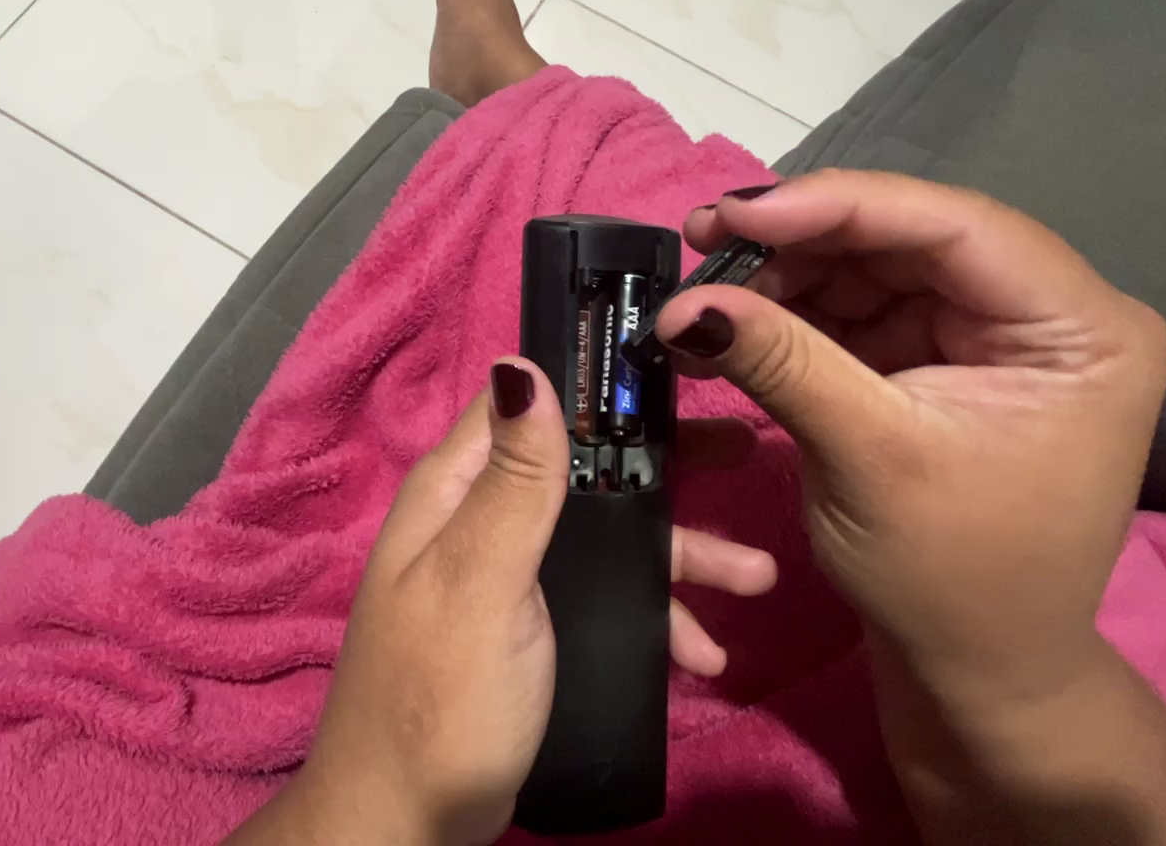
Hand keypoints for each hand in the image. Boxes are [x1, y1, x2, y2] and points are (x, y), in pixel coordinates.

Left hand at [227, 360, 775, 845]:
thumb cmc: (443, 694)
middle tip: (745, 461)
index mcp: (457, 486)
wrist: (410, 821)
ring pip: (602, 532)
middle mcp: (482, 512)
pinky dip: (652, 611)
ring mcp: (510, 568)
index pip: (525, 401)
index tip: (677, 378)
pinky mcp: (532, 619)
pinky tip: (702, 651)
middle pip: (582, 464)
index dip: (593, 383)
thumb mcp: (483, 578)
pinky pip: (601, 592)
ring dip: (675, 552)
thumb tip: (521, 365)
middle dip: (663, 470)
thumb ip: (513, 480)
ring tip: (755, 577)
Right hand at [661, 171, 1165, 704]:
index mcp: (1075, 330)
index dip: (839, 205)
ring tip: (698, 296)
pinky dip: (774, 313)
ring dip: (773, 275)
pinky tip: (720, 325)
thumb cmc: (951, 572)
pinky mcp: (915, 355)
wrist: (968, 656)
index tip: (736, 214)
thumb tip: (681, 304)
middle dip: (792, 238)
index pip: (955, 228)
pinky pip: (837, 308)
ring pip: (858, 265)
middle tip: (700, 241)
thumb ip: (779, 363)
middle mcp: (1029, 312)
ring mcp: (968, 331)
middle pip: (898, 237)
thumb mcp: (866, 458)